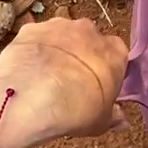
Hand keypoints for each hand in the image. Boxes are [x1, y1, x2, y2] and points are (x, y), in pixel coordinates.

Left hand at [0, 19, 128, 147]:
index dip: (105, 72)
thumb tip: (121, 121)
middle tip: (70, 83)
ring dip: (56, 52)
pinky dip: (31, 51)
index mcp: (114, 52)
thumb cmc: (77, 110)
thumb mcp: (101, 121)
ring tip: (44, 78)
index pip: (115, 56)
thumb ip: (113, 117)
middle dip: (81, 57)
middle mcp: (89, 31)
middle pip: (88, 41)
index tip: (97, 87)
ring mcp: (58, 26)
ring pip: (60, 36)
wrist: (35, 97)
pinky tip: (26, 71)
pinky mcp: (31, 29)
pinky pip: (34, 39)